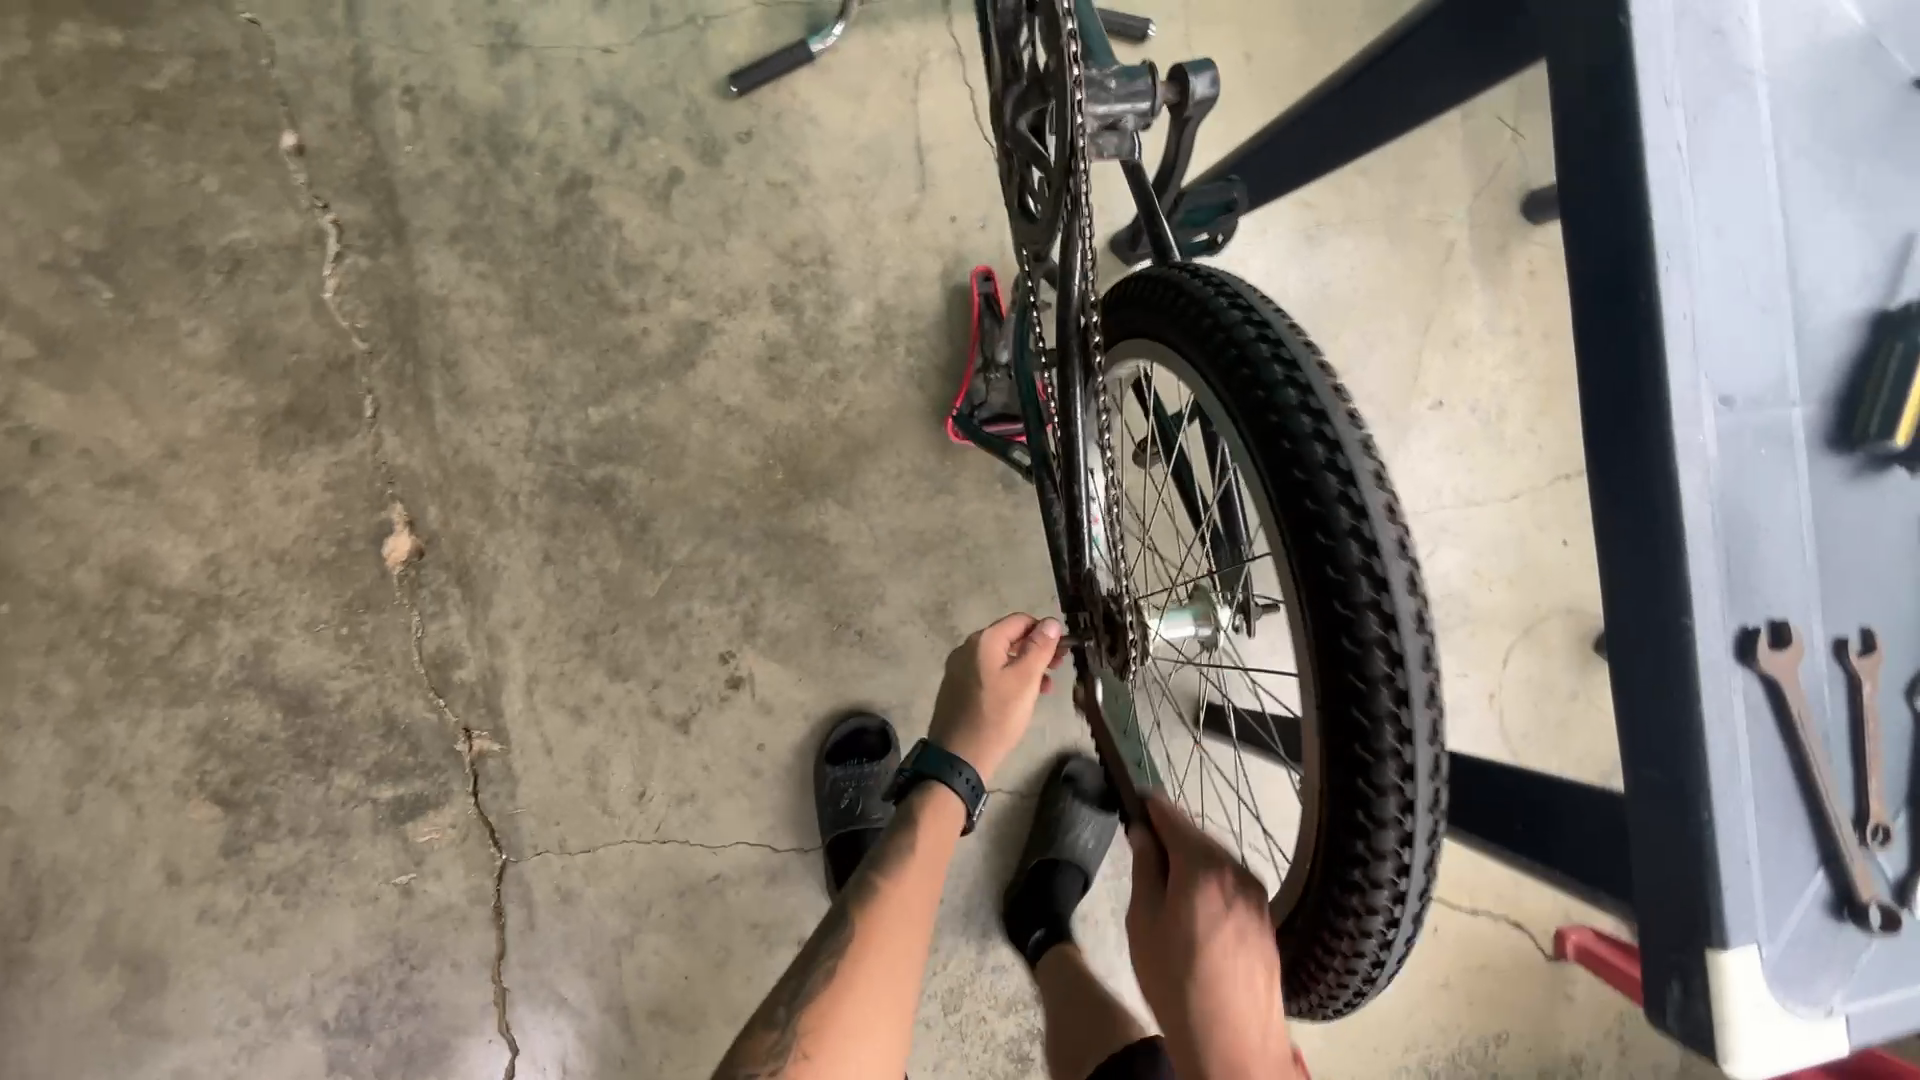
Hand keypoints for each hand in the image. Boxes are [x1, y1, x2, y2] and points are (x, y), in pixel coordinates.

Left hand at [926, 613, 1065, 785]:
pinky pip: (988, 673)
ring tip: (1046, 687)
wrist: (959, 757)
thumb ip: (1039, 648)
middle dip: (1036, 650)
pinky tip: (1023, 697)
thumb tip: (1051, 622)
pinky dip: (1008, 678)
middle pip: (1009, 638)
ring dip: (1025, 666)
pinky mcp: (957, 687)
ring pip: (1000, 658)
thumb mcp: (1025, 681)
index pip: (1020, 621)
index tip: (1062, 652)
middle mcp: (967, 648)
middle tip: (1059, 668)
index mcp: (983, 641)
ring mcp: (959, 668)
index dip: (1045, 631)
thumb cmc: (997, 717)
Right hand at [1126, 796, 1293, 1079]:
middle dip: (1168, 838)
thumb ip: (1144, 868)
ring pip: (1215, 859)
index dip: (1147, 806)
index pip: (1170, 815)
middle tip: (1141, 853)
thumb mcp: (1142, 922)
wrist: (1235, 1045)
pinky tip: (1193, 911)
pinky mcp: (1266, 916)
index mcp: (1202, 866)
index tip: (1130, 804)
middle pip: (1195, 836)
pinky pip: (1230, 883)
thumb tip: (1143, 833)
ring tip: (1165, 889)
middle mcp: (1236, 869)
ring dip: (1190, 861)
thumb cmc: (1176, 983)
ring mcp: (1257, 893)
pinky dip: (1209, 882)